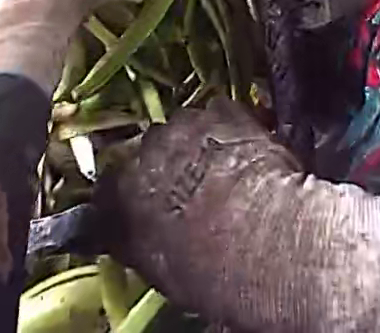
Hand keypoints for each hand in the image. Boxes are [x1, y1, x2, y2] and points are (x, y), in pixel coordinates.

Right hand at [103, 100, 379, 332]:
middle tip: (187, 189)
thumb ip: (133, 239)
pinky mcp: (224, 110)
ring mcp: (188, 123)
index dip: (129, 193)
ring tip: (220, 171)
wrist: (267, 239)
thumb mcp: (159, 268)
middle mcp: (149, 146)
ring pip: (184, 126)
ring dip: (196, 142)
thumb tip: (122, 234)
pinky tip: (244, 153)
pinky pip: (219, 114)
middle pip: (149, 147)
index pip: (111, 184)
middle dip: (165, 162)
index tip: (142, 204)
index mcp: (125, 189)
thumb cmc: (213, 268)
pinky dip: (228, 128)